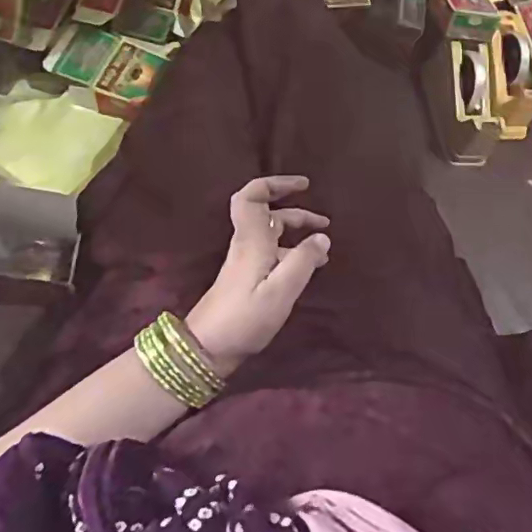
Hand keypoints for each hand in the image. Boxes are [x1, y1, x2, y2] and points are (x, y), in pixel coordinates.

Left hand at [185, 176, 331, 374]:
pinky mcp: (245, 278)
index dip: (275, 184)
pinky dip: (291, 252)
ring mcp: (244, 262)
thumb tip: (322, 236)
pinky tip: (307, 268)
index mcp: (252, 241)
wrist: (207, 347)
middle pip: (267, 214)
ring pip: (271, 235)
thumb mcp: (281, 291)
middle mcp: (247, 245)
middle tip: (324, 222)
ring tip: (322, 246)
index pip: (253, 196)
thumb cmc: (245, 318)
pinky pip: (271, 253)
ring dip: (296, 233)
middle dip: (296, 212)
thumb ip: (303, 261)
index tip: (303, 185)